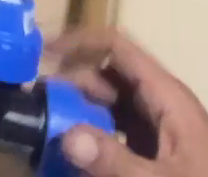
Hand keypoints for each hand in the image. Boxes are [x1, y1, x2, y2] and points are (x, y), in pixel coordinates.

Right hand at [49, 27, 207, 176]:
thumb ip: (116, 162)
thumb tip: (67, 136)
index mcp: (167, 96)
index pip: (116, 47)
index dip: (79, 43)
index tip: (43, 57)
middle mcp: (162, 105)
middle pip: (108, 78)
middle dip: (73, 88)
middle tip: (40, 109)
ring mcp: (161, 133)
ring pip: (111, 109)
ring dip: (82, 117)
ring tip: (52, 137)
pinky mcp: (160, 159)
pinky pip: (120, 138)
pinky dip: (98, 143)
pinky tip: (79, 164)